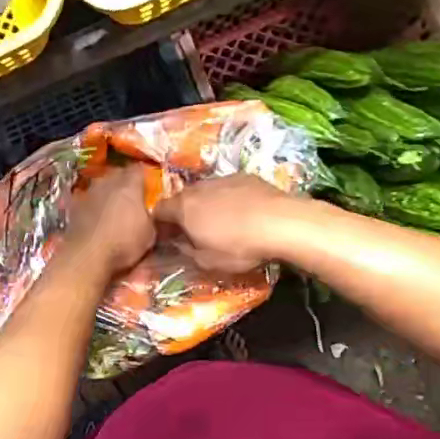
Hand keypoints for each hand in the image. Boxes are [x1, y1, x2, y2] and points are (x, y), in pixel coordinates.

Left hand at [61, 163, 156, 274]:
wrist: (87, 256)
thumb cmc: (123, 243)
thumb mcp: (150, 234)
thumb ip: (152, 218)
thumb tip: (154, 214)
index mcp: (129, 185)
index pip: (138, 169)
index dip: (143, 176)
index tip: (147, 186)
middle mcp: (107, 182)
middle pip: (117, 174)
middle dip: (124, 182)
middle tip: (131, 197)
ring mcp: (88, 193)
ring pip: (100, 185)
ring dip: (107, 193)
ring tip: (112, 207)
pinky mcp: (74, 206)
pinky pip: (88, 200)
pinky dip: (93, 206)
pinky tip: (95, 218)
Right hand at [154, 174, 299, 273]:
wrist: (281, 223)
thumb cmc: (238, 247)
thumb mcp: (207, 261)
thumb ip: (188, 251)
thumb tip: (180, 245)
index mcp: (183, 208)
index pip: (158, 210)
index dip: (160, 224)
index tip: (167, 237)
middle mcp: (198, 188)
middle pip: (182, 198)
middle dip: (183, 213)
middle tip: (193, 231)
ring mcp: (222, 178)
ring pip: (206, 191)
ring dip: (206, 204)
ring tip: (220, 222)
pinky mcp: (246, 176)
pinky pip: (228, 188)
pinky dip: (229, 198)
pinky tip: (242, 212)